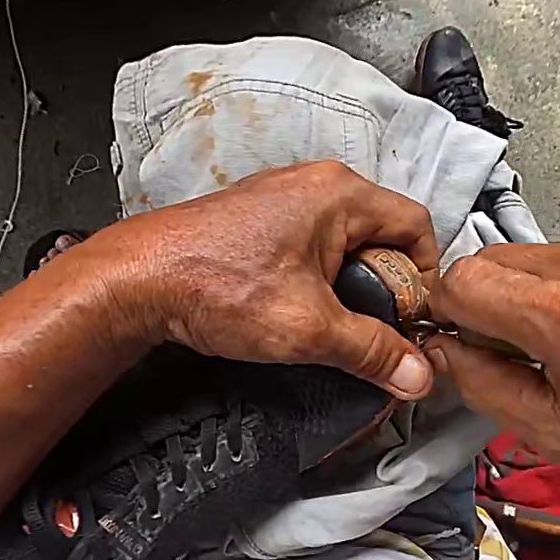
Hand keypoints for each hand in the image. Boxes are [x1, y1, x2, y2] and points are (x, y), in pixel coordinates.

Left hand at [79, 161, 441, 398]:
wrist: (135, 281)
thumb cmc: (213, 285)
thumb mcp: (308, 327)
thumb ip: (371, 351)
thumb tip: (415, 375)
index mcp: (340, 193)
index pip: (417, 225)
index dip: (424, 275)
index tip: (412, 315)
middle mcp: (315, 184)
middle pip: (384, 232)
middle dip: (387, 283)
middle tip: (372, 324)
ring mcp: (286, 197)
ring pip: (348, 240)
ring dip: (352, 282)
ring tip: (332, 320)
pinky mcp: (263, 218)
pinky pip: (315, 242)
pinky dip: (321, 275)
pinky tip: (300, 306)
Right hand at [427, 221, 559, 484]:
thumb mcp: (556, 432)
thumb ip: (481, 385)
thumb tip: (441, 348)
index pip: (462, 280)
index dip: (447, 312)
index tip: (460, 338)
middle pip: (487, 259)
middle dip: (484, 301)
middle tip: (513, 344)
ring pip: (526, 253)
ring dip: (524, 291)